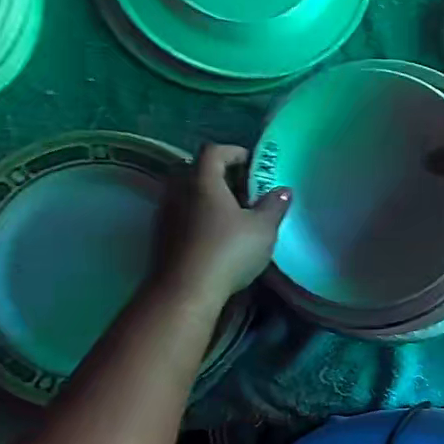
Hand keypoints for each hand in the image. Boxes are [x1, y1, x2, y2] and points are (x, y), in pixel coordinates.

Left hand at [155, 143, 291, 301]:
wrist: (185, 292)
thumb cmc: (227, 252)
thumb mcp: (262, 230)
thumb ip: (274, 206)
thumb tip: (283, 190)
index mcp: (203, 180)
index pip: (214, 151)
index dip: (233, 152)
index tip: (251, 162)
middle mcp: (178, 190)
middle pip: (197, 171)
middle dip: (220, 176)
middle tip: (243, 190)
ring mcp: (165, 214)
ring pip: (187, 195)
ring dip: (206, 199)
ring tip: (230, 215)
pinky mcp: (159, 237)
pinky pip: (180, 216)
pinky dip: (196, 217)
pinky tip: (212, 237)